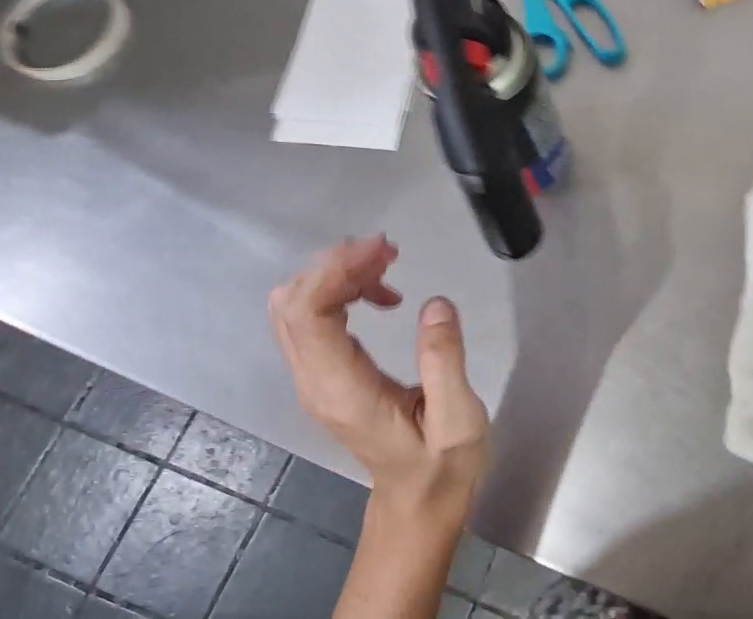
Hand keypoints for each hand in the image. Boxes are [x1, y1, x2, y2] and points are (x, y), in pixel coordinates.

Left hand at [269, 236, 489, 520]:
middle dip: (336, 264)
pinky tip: (382, 293)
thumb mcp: (458, 418)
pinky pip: (313, 318)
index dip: (336, 271)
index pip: (309, 315)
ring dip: (337, 274)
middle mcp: (316, 382)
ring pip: (298, 307)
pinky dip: (340, 290)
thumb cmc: (442, 464)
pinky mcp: (324, 375)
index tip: (383, 249)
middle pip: (294, 304)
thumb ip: (445, 361)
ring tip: (388, 265)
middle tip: (390, 252)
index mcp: (342, 390)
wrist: (419, 502)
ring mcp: (315, 379)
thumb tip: (435, 304)